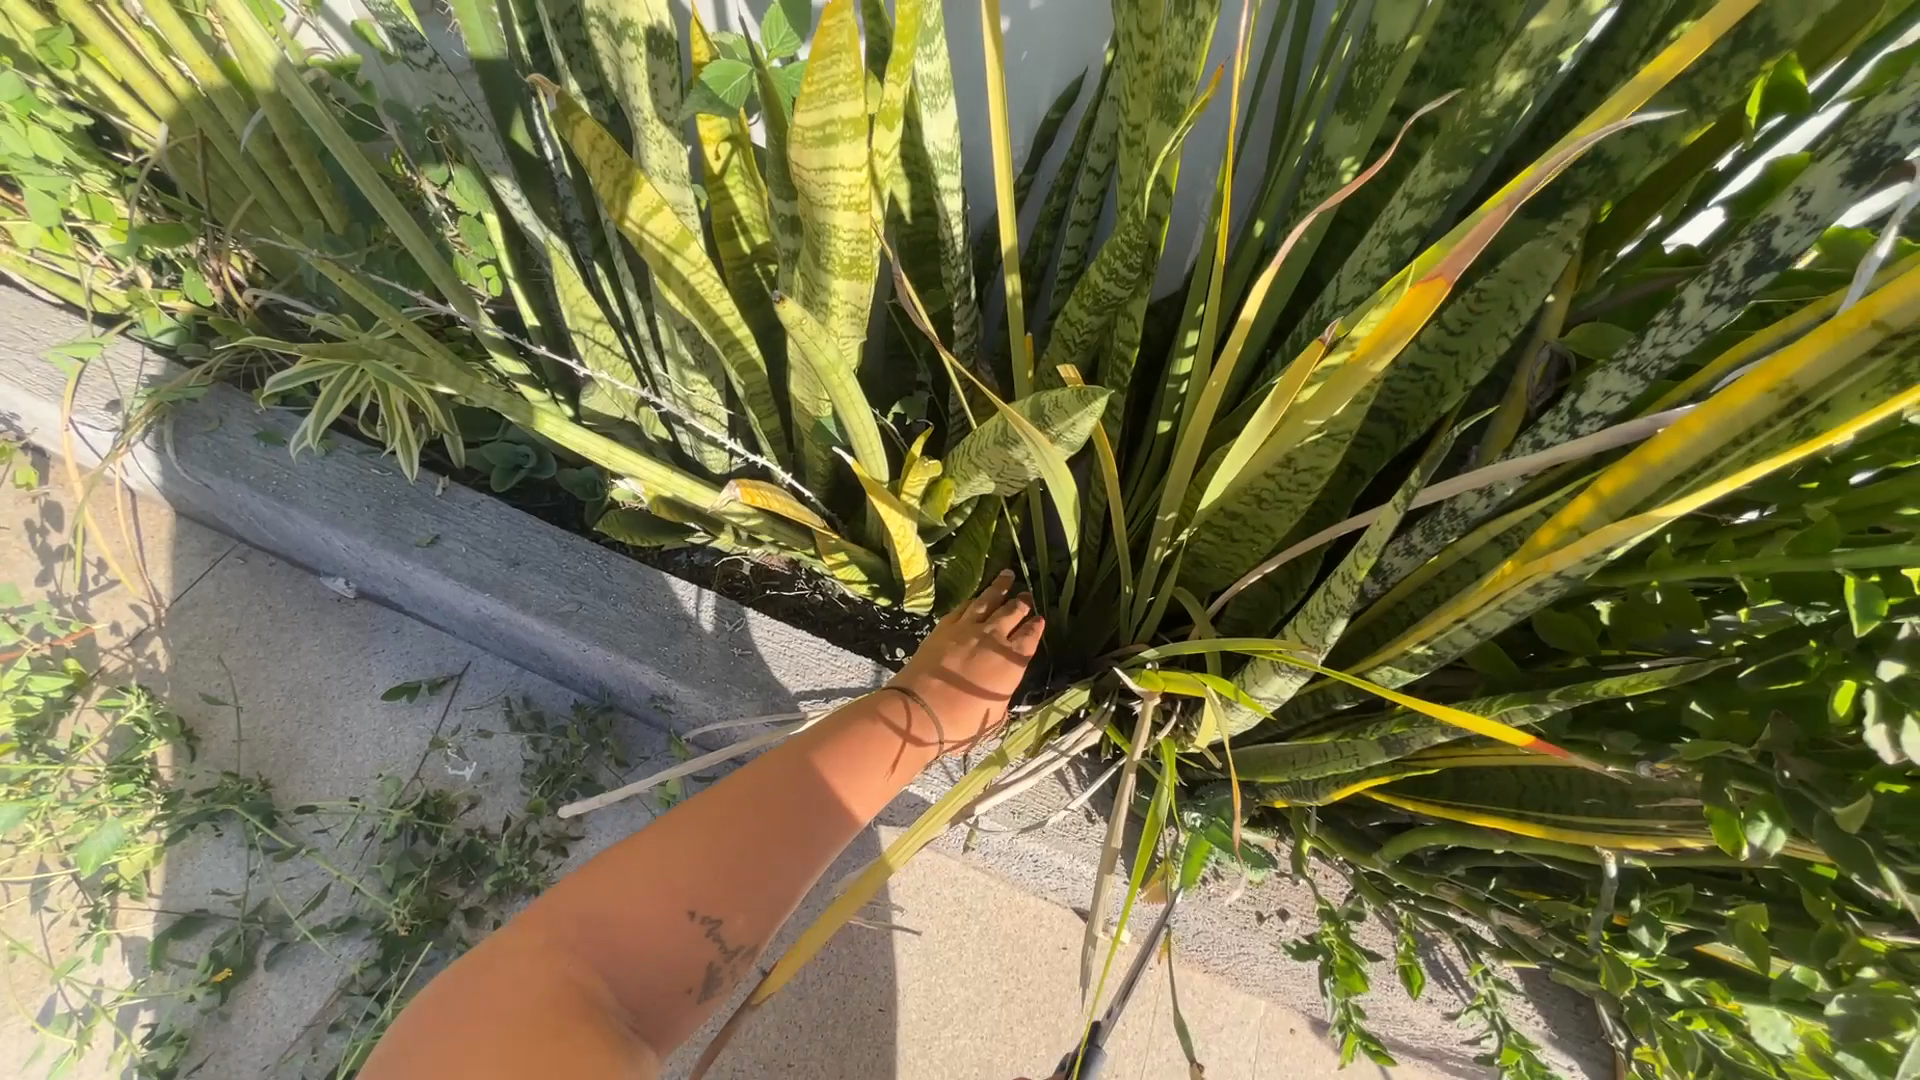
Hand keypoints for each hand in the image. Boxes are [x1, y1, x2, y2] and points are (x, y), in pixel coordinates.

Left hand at [890, 571, 1042, 752]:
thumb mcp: (995, 716)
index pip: (1031, 635)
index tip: (1039, 619)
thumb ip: (1002, 697)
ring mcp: (968, 628)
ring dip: (1000, 587)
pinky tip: (976, 597)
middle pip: (1012, 612)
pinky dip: (974, 600)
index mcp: (1013, 659)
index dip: (1036, 626)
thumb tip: (1001, 692)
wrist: (921, 710)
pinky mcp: (944, 626)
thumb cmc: (963, 722)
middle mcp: (994, 637)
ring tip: (1008, 575)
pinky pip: (964, 607)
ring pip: (988, 600)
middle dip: (1021, 602)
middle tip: (1026, 594)